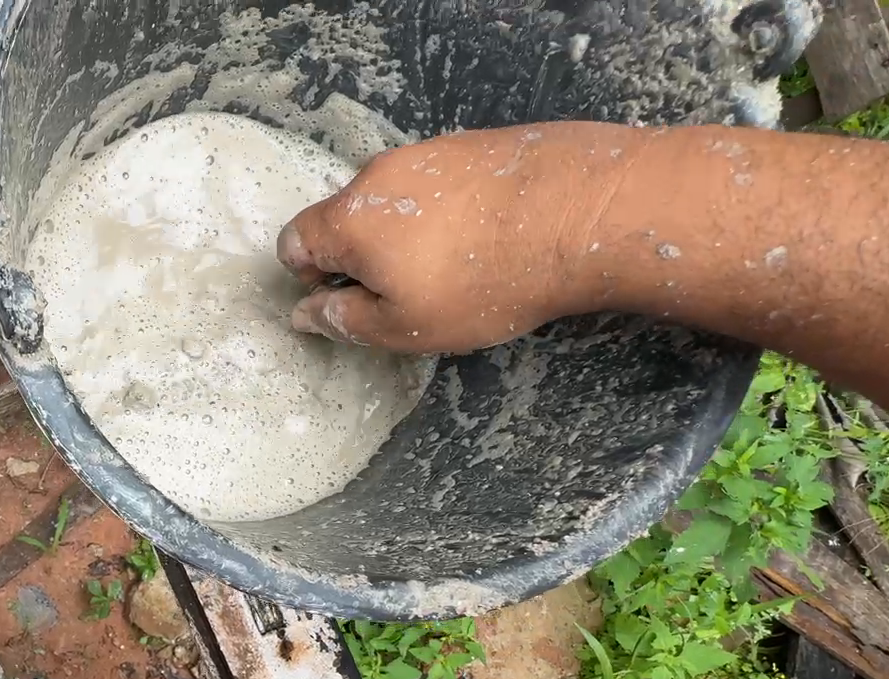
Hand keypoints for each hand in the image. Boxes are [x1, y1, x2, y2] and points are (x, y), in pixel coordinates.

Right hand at [276, 122, 645, 351]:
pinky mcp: (474, 142)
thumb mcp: (401, 326)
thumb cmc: (483, 283)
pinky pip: (434, 181)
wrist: (595, 213)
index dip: (307, 277)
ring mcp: (430, 150)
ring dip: (400, 232)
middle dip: (355, 255)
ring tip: (451, 261)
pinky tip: (484, 233)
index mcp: (349, 219)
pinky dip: (440, 209)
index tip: (346, 298)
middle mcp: (379, 174)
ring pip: (390, 199)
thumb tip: (303, 314)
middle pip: (341, 218)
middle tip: (403, 288)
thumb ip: (342, 321)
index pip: (293, 241)